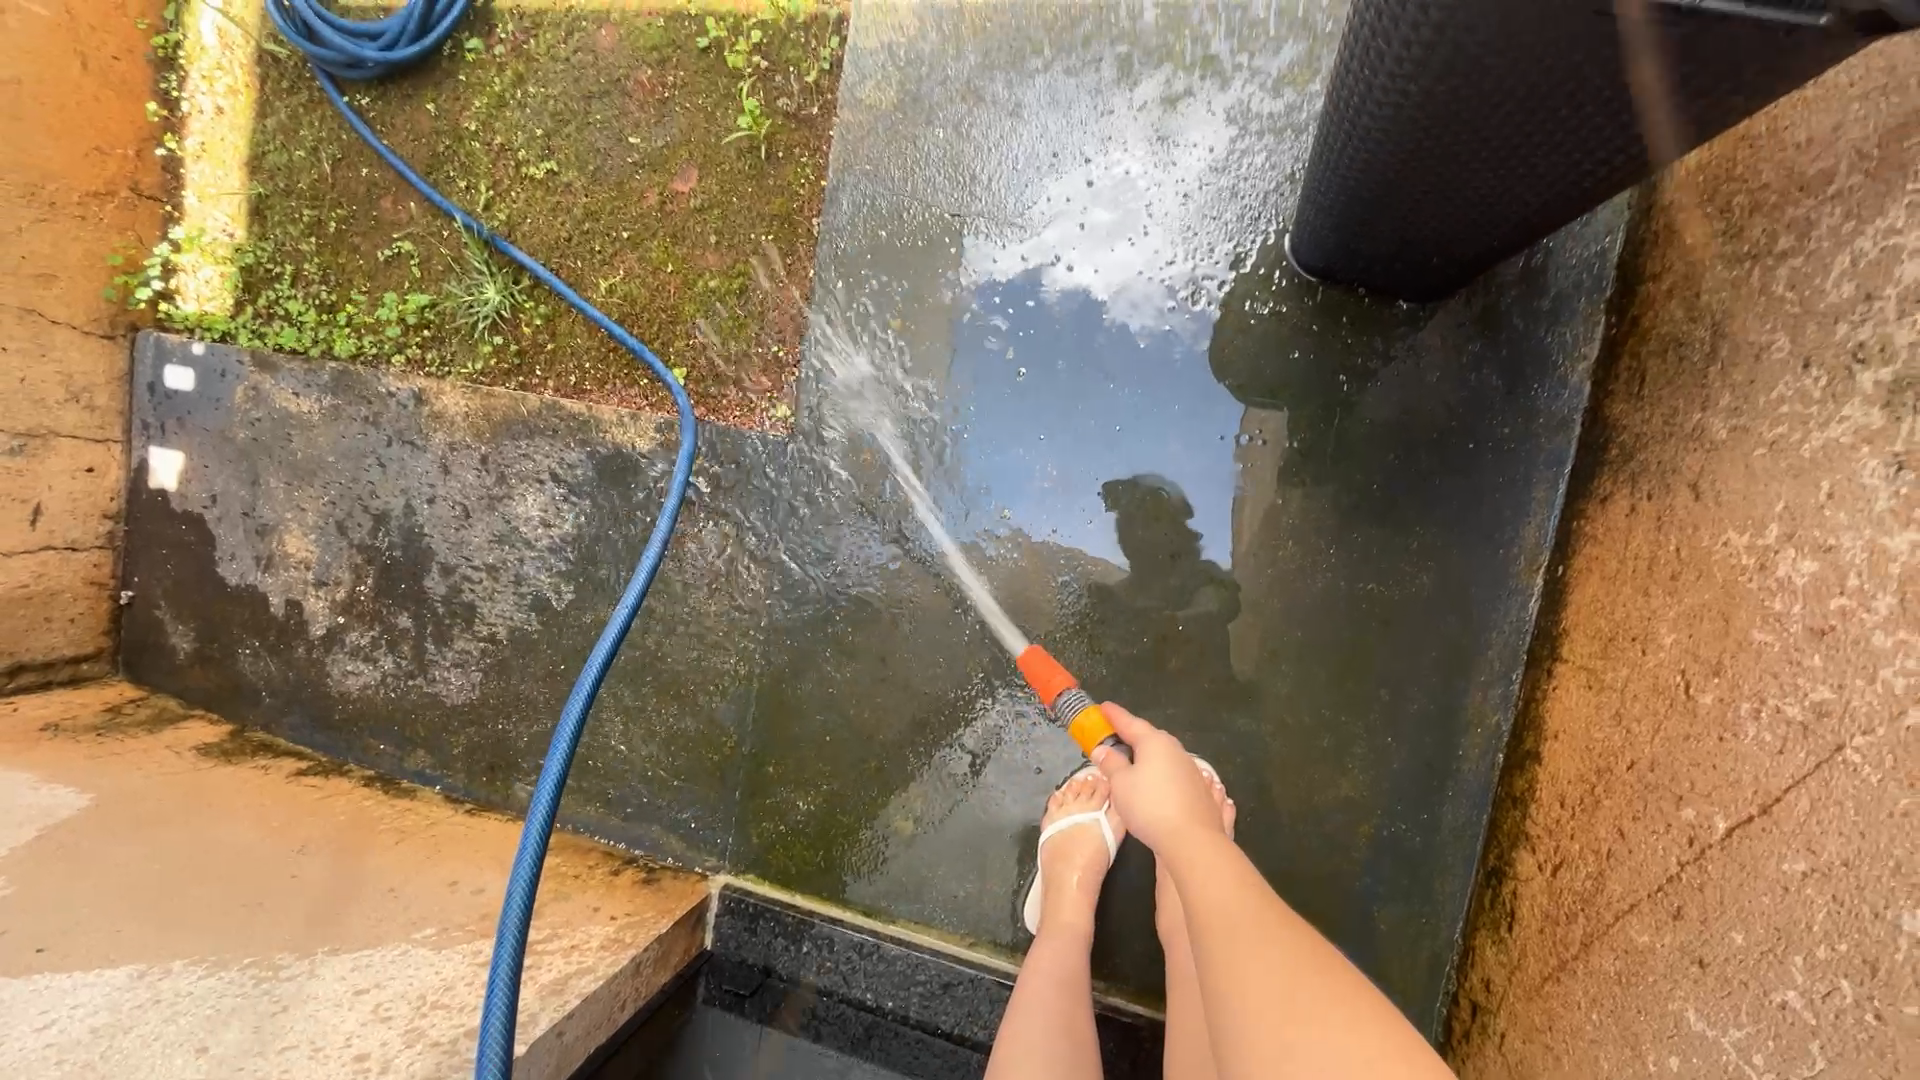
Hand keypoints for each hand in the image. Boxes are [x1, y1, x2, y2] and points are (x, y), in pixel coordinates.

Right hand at [1090, 703, 1225, 852]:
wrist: (1193, 840)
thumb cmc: (1149, 806)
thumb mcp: (1121, 784)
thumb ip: (1111, 763)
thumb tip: (1102, 749)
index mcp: (1155, 742)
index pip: (1130, 723)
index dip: (1114, 716)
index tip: (1103, 707)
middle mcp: (1176, 750)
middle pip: (1151, 738)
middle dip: (1133, 735)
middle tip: (1117, 735)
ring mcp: (1192, 770)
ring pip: (1165, 756)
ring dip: (1149, 756)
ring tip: (1135, 760)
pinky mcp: (1201, 791)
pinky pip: (1175, 773)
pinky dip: (1162, 772)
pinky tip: (1159, 783)